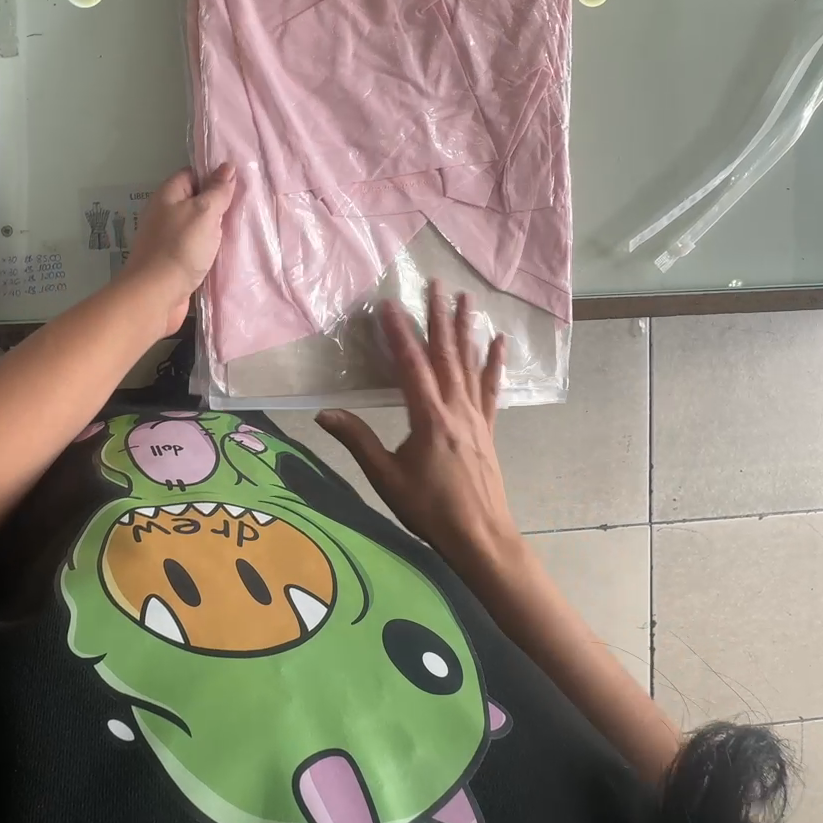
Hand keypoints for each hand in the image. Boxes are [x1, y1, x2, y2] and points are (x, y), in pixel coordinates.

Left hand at [118, 163, 236, 337]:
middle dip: (221, 204)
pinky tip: (231, 252)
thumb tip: (227, 166)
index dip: (214, 176)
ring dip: (219, 230)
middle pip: (197, 202)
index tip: (240, 181)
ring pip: (200, 227)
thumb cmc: (179, 248)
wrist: (156, 295)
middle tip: (249, 205)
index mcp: (168, 195)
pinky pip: (199, 249)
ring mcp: (170, 240)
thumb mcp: (204, 212)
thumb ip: (217, 190)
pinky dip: (213, 250)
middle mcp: (167, 214)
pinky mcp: (177, 262)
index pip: (193, 175)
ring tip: (246, 227)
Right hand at [316, 280, 518, 572]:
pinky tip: (498, 342)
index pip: (411, 365)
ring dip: (466, 330)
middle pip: (446, 354)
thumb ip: (357, 441)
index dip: (399, 333)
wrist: (481, 538)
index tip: (390, 304)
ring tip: (467, 299)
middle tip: (437, 284)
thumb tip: (324, 414)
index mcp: (429, 418)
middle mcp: (455, 409)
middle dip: (439, 317)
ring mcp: (475, 417)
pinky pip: (491, 388)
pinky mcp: (487, 429)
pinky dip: (493, 364)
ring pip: (470, 364)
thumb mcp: (386, 478)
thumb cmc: (430, 510)